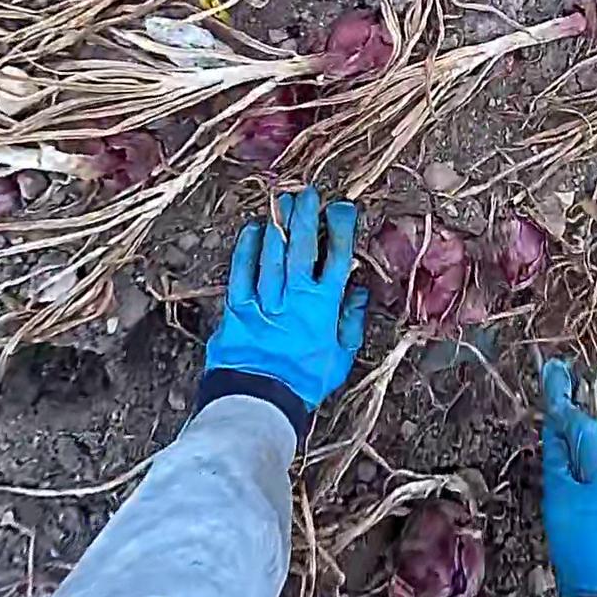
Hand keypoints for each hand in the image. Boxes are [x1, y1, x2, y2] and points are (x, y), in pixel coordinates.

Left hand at [205, 187, 367, 409]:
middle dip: (306, 216)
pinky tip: (251, 230)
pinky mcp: (237, 309)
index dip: (340, 228)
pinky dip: (246, 250)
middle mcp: (295, 296)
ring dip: (278, 225)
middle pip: (302, 247)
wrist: (259, 403)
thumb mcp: (341, 354)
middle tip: (308, 192)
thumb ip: (351, 319)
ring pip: (273, 254)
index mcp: (324, 304)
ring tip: (282, 200)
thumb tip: (359, 289)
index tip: (342, 207)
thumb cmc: (306, 380)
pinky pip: (241, 273)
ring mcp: (264, 300)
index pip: (336, 256)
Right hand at [539, 359, 596, 596]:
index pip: (584, 426)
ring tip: (563, 472)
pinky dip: (594, 476)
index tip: (553, 374)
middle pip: (596, 442)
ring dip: (583, 458)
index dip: (564, 404)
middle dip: (573, 436)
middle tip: (551, 426)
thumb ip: (558, 460)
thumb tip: (555, 430)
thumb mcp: (560, 501)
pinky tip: (580, 489)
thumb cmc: (584, 552)